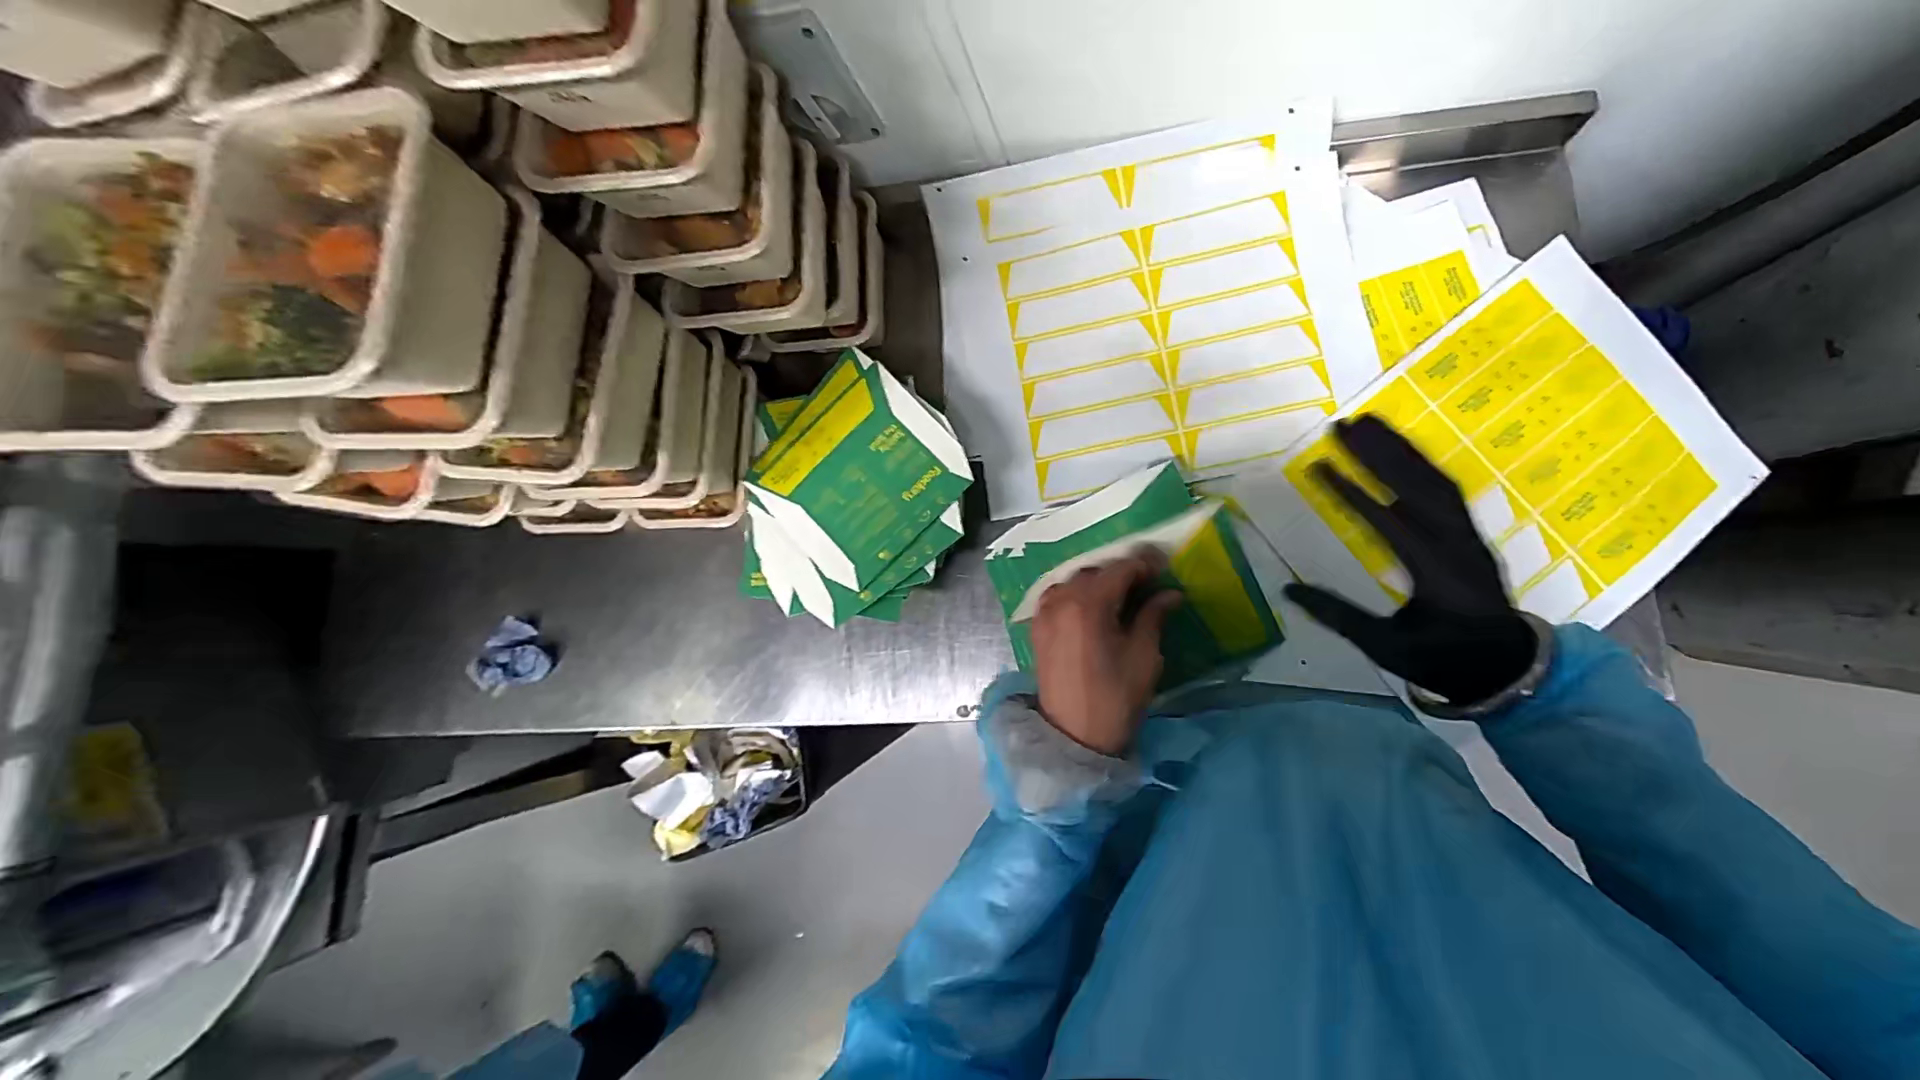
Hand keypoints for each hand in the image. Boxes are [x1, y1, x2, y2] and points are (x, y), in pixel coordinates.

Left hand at [1030, 552, 1183, 755]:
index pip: (1120, 569)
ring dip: (1097, 583)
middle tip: (1148, 586)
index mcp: (1088, 603)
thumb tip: (1170, 593)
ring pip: (1073, 582)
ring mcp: (1044, 612)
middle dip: (1121, 573)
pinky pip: (1057, 597)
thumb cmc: (1115, 698)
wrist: (1073, 736)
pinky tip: (1092, 610)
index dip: (1145, 565)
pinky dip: (1075, 595)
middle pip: (1095, 572)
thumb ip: (1153, 616)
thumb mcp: (1144, 656)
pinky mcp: (1037, 627)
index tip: (1164, 570)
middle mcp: (1061, 599)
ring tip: (1121, 599)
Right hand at [1282, 415, 1534, 707]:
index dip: (1348, 491)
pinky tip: (1398, 451)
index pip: (1385, 520)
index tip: (1317, 465)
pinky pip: (1445, 488)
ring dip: (1399, 448)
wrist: (1504, 665)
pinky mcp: (1469, 532)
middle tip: (1343, 424)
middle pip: (1415, 485)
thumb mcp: (1385, 646)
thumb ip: (1337, 615)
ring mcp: (1467, 534)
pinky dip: (1419, 464)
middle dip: (1377, 452)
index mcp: (1433, 570)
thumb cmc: (1439, 657)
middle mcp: (1454, 542)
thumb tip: (1287, 590)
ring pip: (1433, 479)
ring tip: (1367, 423)